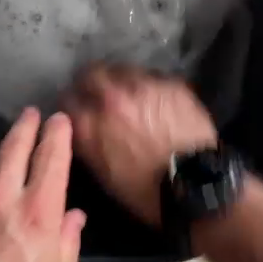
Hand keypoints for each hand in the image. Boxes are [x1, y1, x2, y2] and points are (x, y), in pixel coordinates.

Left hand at [0, 109, 85, 261]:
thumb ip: (68, 238)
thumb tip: (71, 215)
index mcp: (38, 211)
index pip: (51, 156)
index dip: (57, 133)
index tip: (60, 120)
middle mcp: (3, 199)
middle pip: (14, 146)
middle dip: (26, 125)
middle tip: (31, 115)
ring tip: (6, 148)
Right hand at [61, 63, 217, 226]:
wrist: (195, 187)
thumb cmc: (145, 191)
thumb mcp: (102, 173)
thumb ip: (87, 143)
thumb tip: (82, 127)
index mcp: (90, 125)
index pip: (67, 101)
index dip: (72, 105)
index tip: (77, 109)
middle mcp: (110, 99)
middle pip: (91, 74)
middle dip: (92, 82)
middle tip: (99, 92)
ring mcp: (142, 87)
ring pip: (122, 70)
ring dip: (121, 80)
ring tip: (128, 92)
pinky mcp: (170, 84)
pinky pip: (152, 77)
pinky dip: (149, 86)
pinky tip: (154, 99)